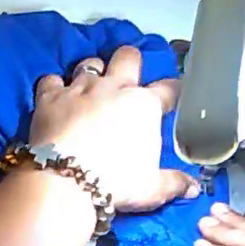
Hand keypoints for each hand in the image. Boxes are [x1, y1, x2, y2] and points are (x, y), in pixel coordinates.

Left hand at [31, 46, 198, 211]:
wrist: (67, 181)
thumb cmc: (117, 182)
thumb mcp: (152, 188)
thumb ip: (174, 183)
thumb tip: (194, 189)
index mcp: (145, 105)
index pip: (168, 89)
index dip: (173, 91)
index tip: (173, 96)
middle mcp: (115, 87)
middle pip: (128, 57)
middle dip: (131, 61)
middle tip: (129, 75)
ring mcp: (81, 88)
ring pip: (89, 63)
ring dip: (92, 71)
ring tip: (91, 84)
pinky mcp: (50, 96)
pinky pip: (51, 79)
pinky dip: (54, 85)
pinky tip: (55, 94)